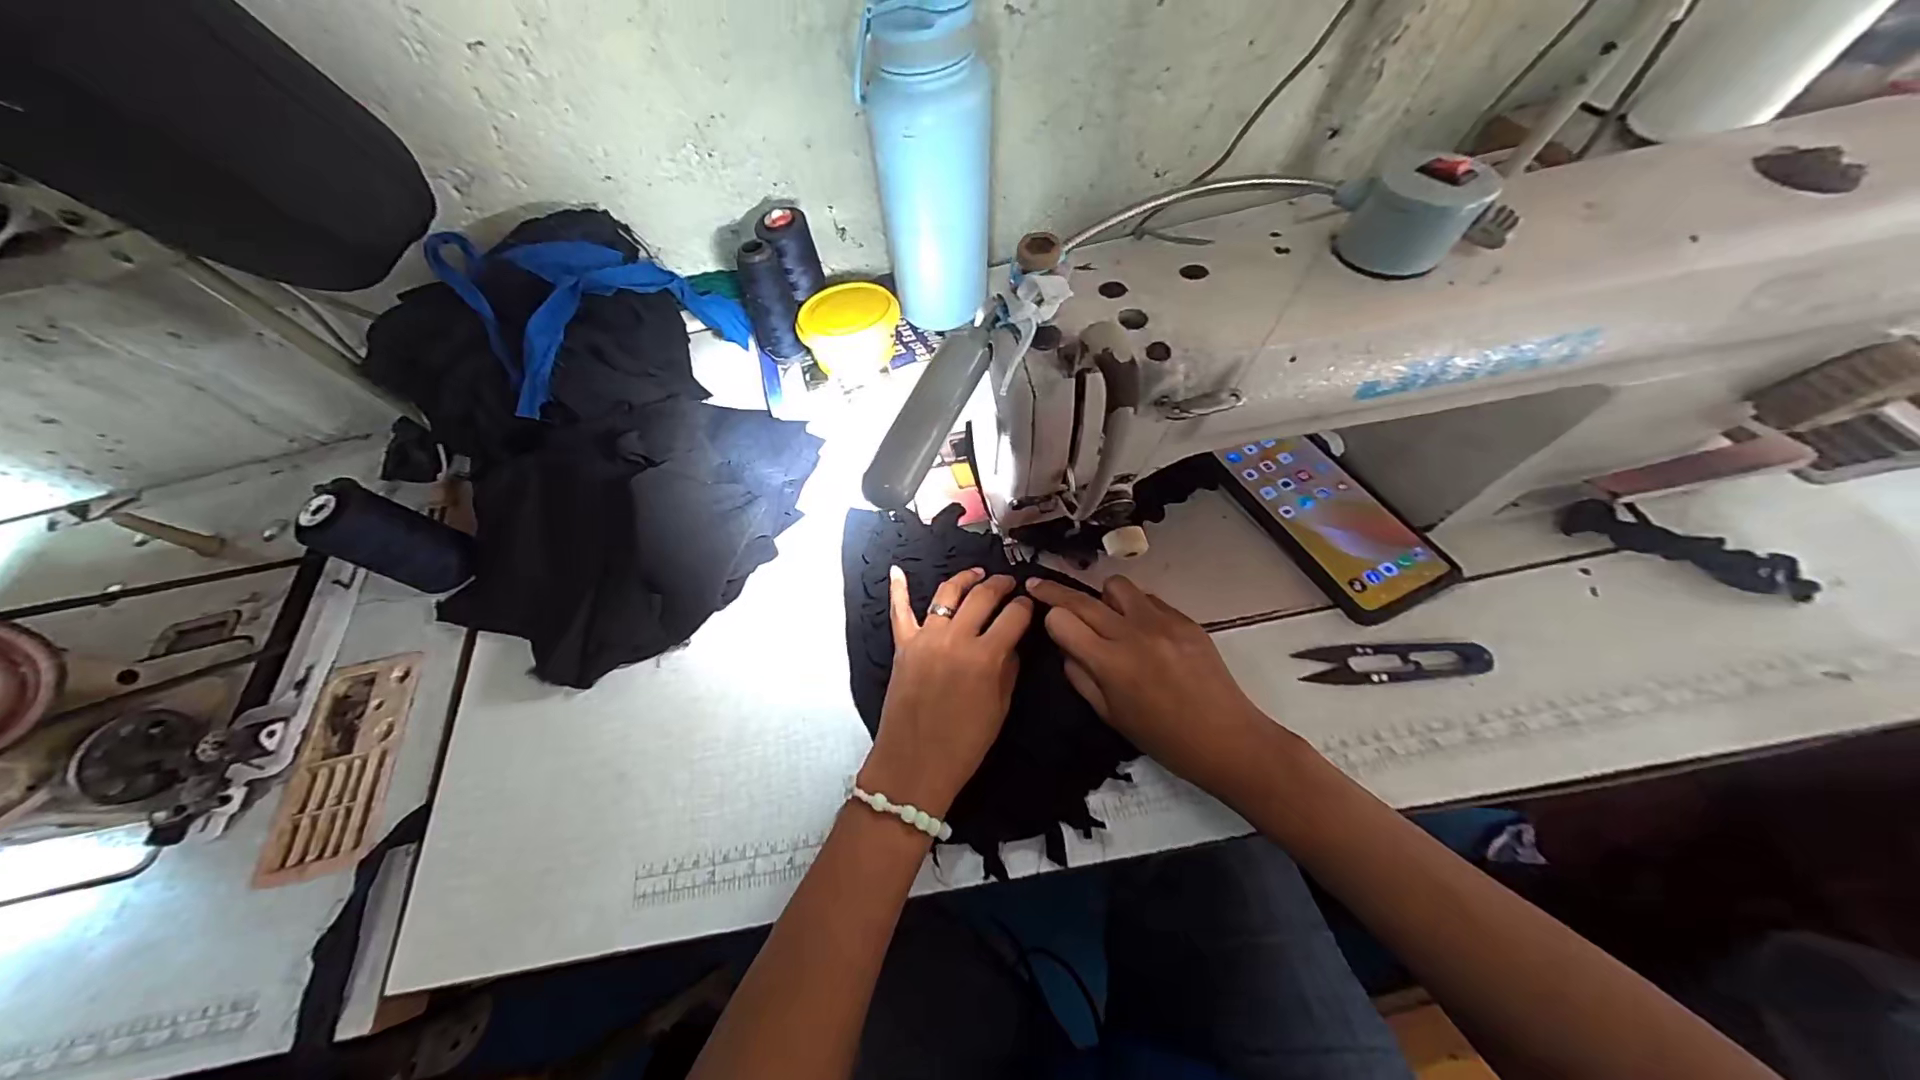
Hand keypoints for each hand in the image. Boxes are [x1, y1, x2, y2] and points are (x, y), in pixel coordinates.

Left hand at [860, 567, 1032, 817]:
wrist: (915, 764)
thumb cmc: (964, 744)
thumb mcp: (999, 708)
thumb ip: (1008, 669)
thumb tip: (1012, 643)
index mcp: (986, 656)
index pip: (1014, 617)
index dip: (1026, 607)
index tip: (1030, 604)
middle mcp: (956, 639)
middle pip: (983, 597)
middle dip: (1001, 585)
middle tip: (1009, 583)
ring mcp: (926, 639)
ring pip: (947, 594)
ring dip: (965, 579)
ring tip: (977, 574)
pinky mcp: (903, 646)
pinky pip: (899, 611)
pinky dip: (897, 589)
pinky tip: (897, 570)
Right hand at [1026, 575, 1289, 800]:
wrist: (1226, 738)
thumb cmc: (1163, 738)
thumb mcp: (1110, 716)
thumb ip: (1080, 677)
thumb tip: (1066, 647)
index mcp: (1110, 663)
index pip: (1062, 619)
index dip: (1049, 619)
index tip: (1043, 617)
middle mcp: (1133, 633)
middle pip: (1082, 599)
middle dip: (1053, 590)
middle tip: (1038, 585)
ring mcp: (1162, 622)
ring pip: (1116, 586)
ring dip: (1102, 597)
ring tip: (1107, 617)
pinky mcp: (1185, 619)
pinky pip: (1149, 599)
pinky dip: (1136, 608)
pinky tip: (1142, 631)